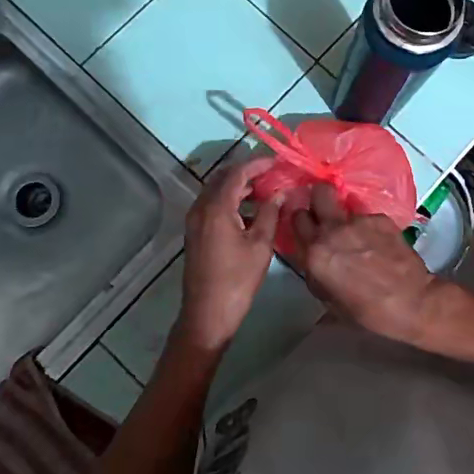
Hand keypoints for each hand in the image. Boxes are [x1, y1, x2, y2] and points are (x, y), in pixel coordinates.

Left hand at [174, 158, 282, 352]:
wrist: (207, 312)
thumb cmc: (237, 280)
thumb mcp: (260, 245)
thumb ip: (270, 214)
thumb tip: (280, 193)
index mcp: (216, 207)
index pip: (237, 173)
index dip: (257, 164)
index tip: (277, 161)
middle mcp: (200, 208)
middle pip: (222, 178)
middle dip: (246, 172)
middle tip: (271, 173)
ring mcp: (194, 220)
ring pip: (215, 191)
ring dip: (238, 187)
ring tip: (265, 190)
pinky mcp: (195, 232)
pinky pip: (211, 205)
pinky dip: (229, 201)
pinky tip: (249, 211)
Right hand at [289, 184, 441, 342]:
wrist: (411, 302)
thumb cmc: (367, 310)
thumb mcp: (328, 299)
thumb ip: (314, 273)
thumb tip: (313, 260)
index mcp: (315, 253)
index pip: (297, 218)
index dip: (303, 221)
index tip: (308, 225)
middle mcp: (333, 230)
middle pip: (318, 193)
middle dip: (320, 200)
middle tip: (325, 212)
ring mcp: (358, 221)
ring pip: (345, 205)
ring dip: (347, 217)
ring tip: (359, 235)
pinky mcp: (381, 219)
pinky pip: (367, 217)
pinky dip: (369, 227)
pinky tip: (379, 243)